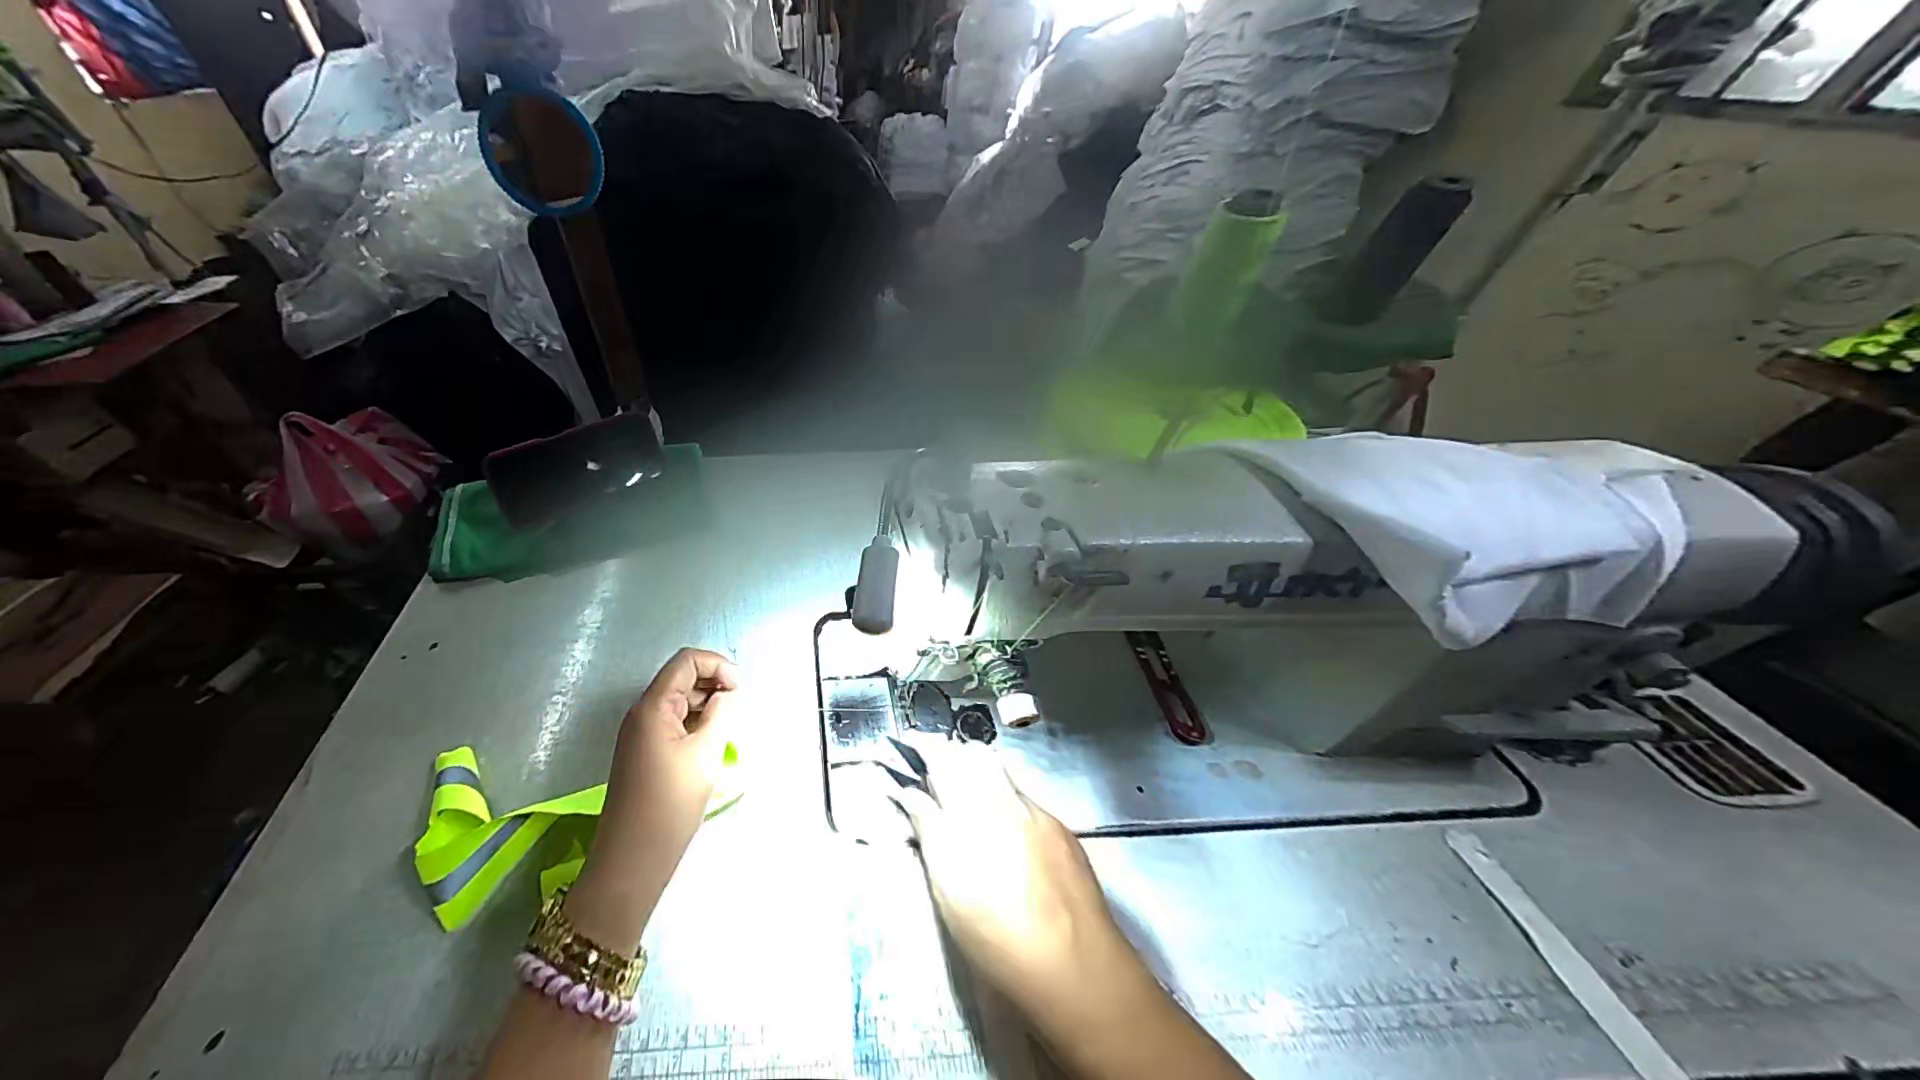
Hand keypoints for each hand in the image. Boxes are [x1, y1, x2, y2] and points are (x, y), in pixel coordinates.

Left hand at [565, 647, 739, 949]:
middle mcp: (642, 713)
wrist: (633, 857)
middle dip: (714, 683)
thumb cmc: (671, 802)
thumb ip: (721, 713)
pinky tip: (712, 743)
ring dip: (707, 704)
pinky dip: (696, 723)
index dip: (717, 665)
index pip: (687, 661)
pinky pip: (674, 722)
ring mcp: (641, 733)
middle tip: (738, 709)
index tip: (738, 690)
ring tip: (729, 728)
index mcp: (653, 706)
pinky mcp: (644, 751)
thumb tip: (726, 694)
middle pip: (682, 677)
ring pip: (679, 700)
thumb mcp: (706, 752)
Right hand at [889, 741, 1251, 1079]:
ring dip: (975, 769)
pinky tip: (998, 820)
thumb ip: (931, 834)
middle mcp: (1007, 805)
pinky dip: (1001, 793)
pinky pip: (1022, 793)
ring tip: (959, 788)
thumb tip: (914, 798)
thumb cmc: (1000, 941)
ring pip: (1000, 772)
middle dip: (950, 753)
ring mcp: (1038, 814)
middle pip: (975, 757)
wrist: (1076, 967)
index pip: (944, 763)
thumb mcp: (950, 893)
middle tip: (930, 765)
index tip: (910, 744)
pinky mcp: (1060, 828)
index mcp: (973, 818)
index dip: (924, 748)